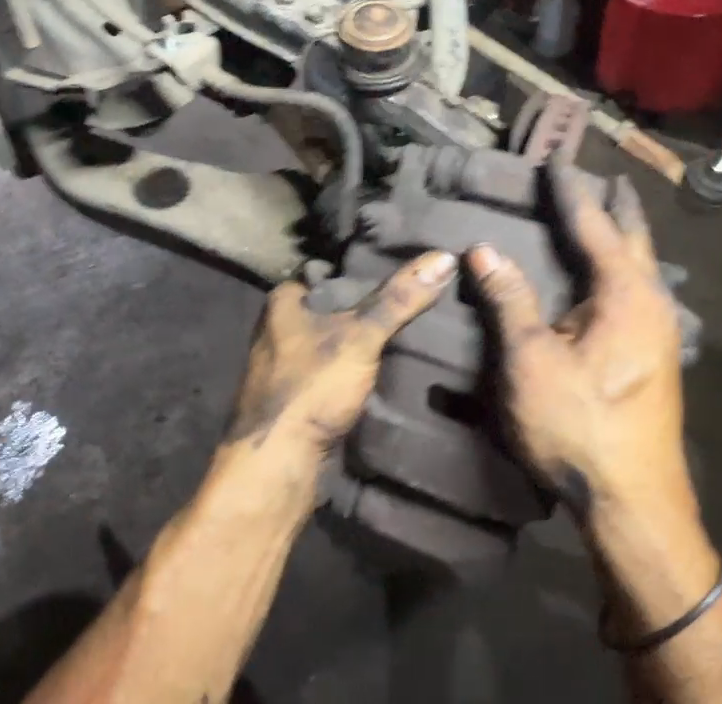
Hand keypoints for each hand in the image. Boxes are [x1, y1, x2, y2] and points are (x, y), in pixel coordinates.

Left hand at [225, 251, 456, 462]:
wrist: (279, 465)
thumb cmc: (312, 387)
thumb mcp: (362, 335)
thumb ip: (400, 299)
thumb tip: (444, 257)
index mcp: (282, 302)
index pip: (328, 272)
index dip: (361, 270)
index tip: (400, 269)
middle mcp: (277, 329)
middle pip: (331, 309)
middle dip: (364, 309)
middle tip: (412, 301)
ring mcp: (284, 367)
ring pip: (332, 343)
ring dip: (359, 344)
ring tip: (408, 334)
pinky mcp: (297, 399)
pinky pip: (331, 373)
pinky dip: (353, 372)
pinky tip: (384, 373)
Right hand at [466, 168, 688, 514]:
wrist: (633, 501)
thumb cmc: (578, 425)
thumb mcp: (530, 361)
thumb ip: (508, 300)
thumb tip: (482, 249)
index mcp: (625, 293)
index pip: (594, 226)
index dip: (570, 193)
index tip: (555, 162)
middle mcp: (651, 304)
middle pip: (634, 239)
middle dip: (616, 207)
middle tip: (600, 179)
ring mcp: (660, 334)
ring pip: (642, 268)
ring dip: (624, 238)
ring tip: (607, 218)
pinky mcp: (655, 359)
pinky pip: (639, 292)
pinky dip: (623, 269)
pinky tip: (611, 283)